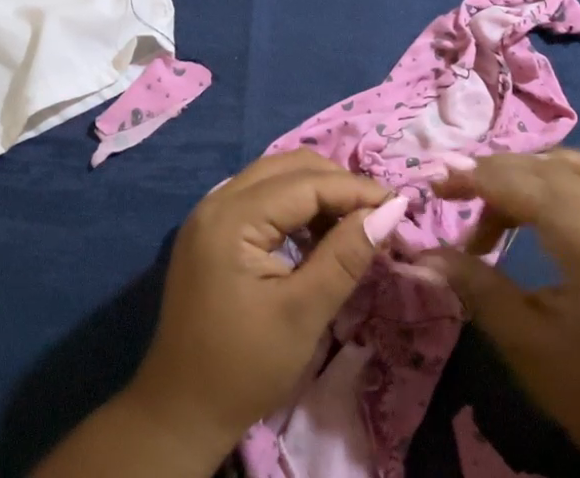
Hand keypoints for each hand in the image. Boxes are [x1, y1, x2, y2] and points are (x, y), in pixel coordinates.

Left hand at [124, 150, 404, 451]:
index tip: (399, 206)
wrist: (180, 412)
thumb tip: (391, 210)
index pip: (306, 182)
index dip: (356, 189)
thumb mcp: (304, 312)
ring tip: (353, 226)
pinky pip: (260, 200)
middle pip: (288, 167)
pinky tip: (316, 237)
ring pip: (274, 179)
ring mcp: (208, 216)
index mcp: (232, 218)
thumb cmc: (245, 366)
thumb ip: (346, 255)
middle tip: (377, 216)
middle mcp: (216, 202)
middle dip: (337, 184)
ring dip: (316, 193)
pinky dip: (294, 208)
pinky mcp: (210, 234)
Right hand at [418, 150, 579, 467]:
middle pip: (551, 173)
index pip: (536, 190)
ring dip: (521, 174)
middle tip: (451, 192)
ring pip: (569, 171)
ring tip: (484, 203)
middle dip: (496, 172)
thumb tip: (422, 255)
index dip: (483, 179)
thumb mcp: (521, 341)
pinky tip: (521, 207)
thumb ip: (475, 286)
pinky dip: (546, 182)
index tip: (438, 185)